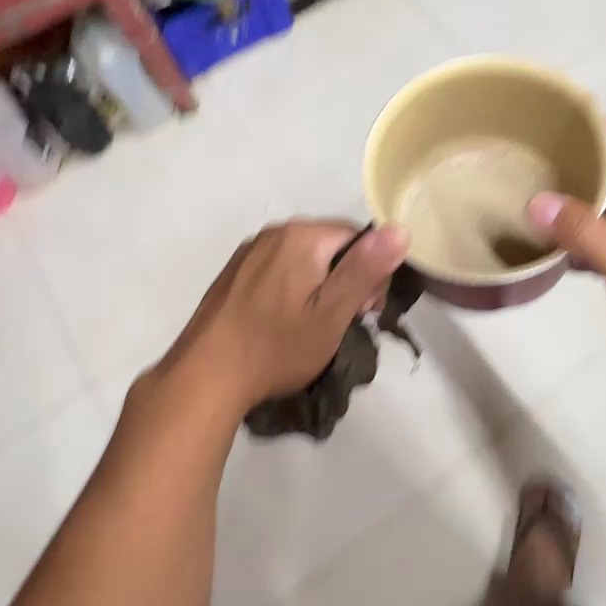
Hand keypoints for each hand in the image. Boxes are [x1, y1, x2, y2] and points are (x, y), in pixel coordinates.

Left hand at [154, 220, 407, 415]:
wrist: (206, 376)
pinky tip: (285, 322)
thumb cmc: (276, 347)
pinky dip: (292, 289)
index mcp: (302, 236)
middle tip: (343, 323)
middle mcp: (274, 233)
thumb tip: (399, 229)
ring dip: (320, 285)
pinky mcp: (234, 273)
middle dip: (346, 278)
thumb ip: (365, 269)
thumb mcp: (332, 313)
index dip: (372, 273)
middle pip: (330, 245)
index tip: (367, 311)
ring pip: (304, 258)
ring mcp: (250, 252)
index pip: (359, 237)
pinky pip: (278, 269)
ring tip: (315, 327)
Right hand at [527, 123, 605, 377]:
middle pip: (603, 166)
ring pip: (597, 201)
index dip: (581, 121)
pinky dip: (570, 232)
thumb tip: (536, 201)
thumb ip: (586, 234)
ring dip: (564, 194)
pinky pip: (595, 234)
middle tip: (512, 153)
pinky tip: (541, 243)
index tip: (536, 115)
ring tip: (518, 190)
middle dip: (563, 155)